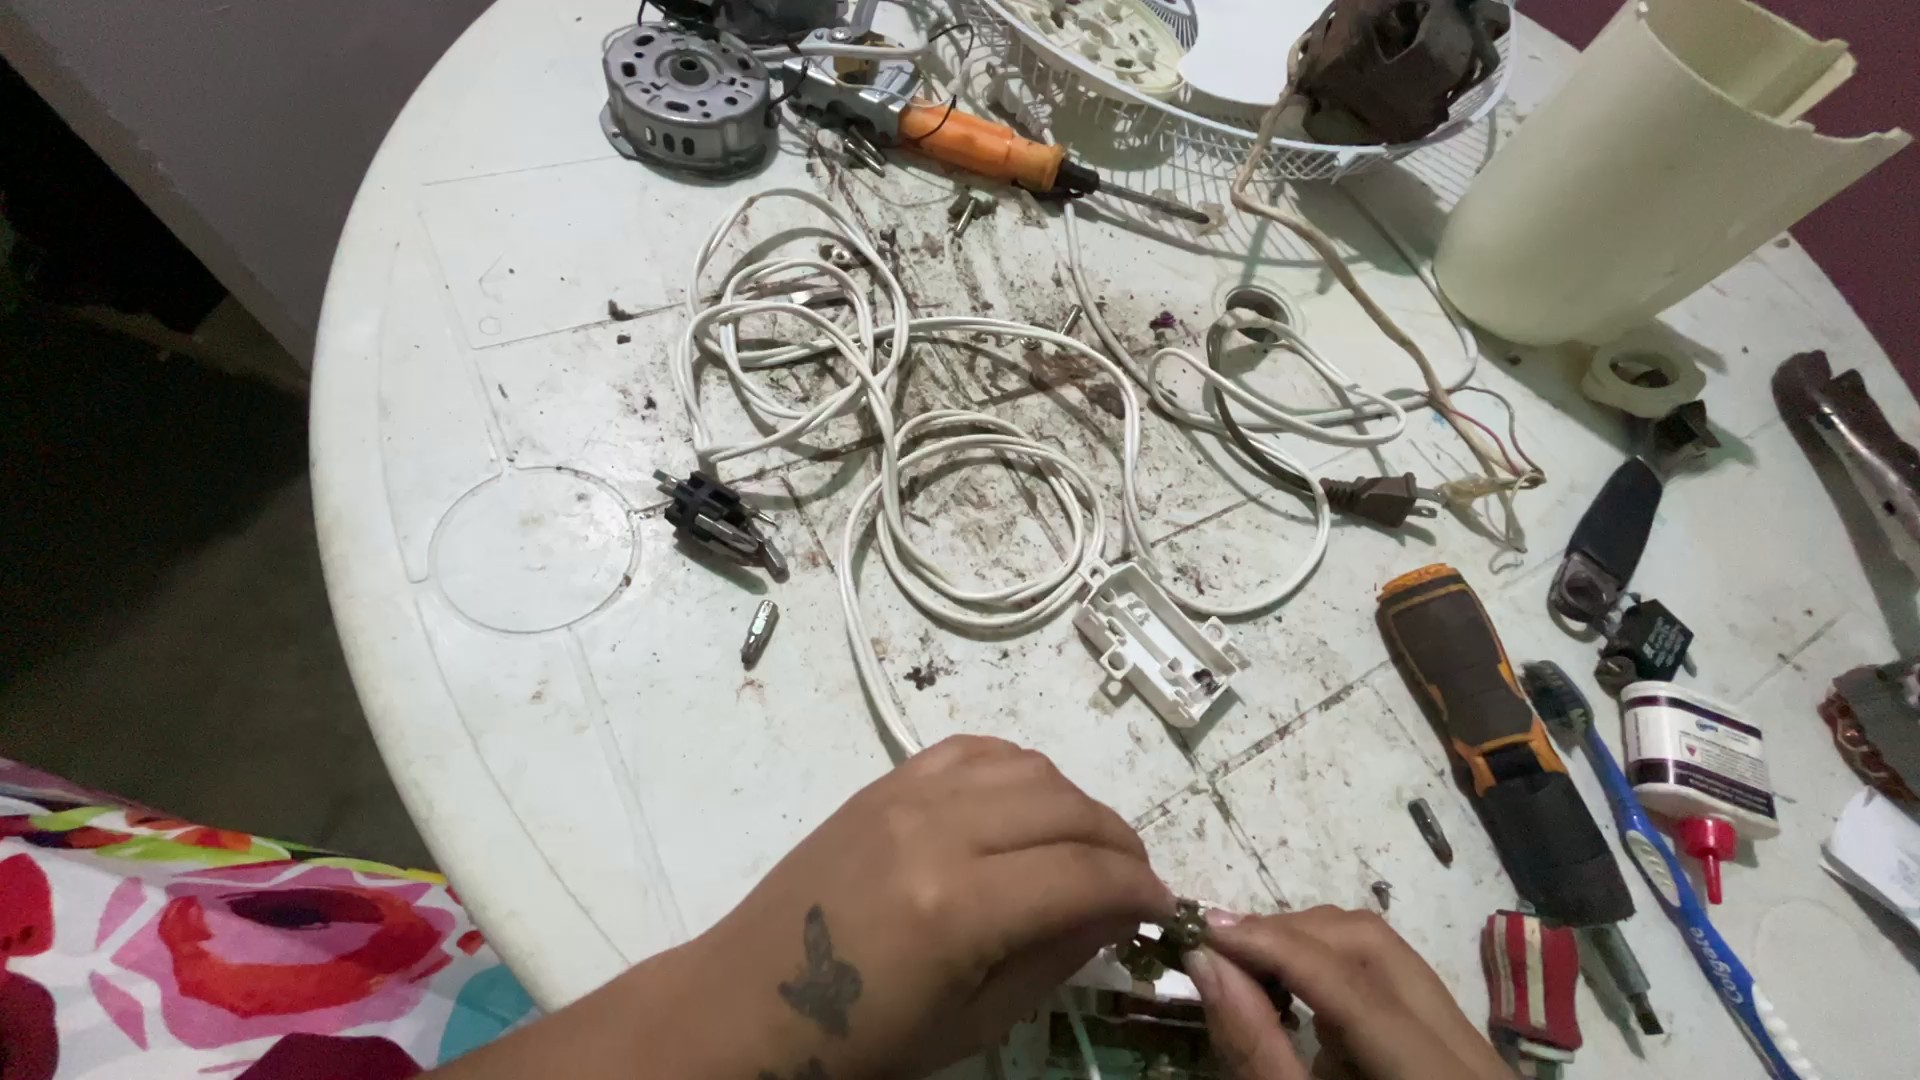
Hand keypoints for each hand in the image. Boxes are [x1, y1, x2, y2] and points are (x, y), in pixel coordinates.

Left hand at [689, 735, 1174, 1079]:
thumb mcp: (973, 1023)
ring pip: (1028, 766)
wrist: (752, 996)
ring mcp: (909, 791)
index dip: (1138, 888)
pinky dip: (1018, 769)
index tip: (1162, 905)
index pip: (1083, 873)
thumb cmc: (861, 1036)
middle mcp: (938, 828)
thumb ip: (1055, 957)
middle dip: (1119, 841)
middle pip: (1065, 807)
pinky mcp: (888, 777)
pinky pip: (975, 747)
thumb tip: (1117, 909)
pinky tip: (1026, 803)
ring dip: (1074, 801)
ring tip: (1084, 844)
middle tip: (1132, 878)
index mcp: (958, 905)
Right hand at [1184, 907, 1510, 1079]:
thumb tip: (1204, 956)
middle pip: (1370, 946)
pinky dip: (1327, 971)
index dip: (1273, 946)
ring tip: (1249, 968)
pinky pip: (1384, 976)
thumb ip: (1255, 1047)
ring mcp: (1469, 1044)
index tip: (1204, 928)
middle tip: (1223, 947)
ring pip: (1378, 949)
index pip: (1352, 986)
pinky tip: (1293, 1001)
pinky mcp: (1449, 1043)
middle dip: (1289, 936)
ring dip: (1305, 946)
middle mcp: (1476, 1056)